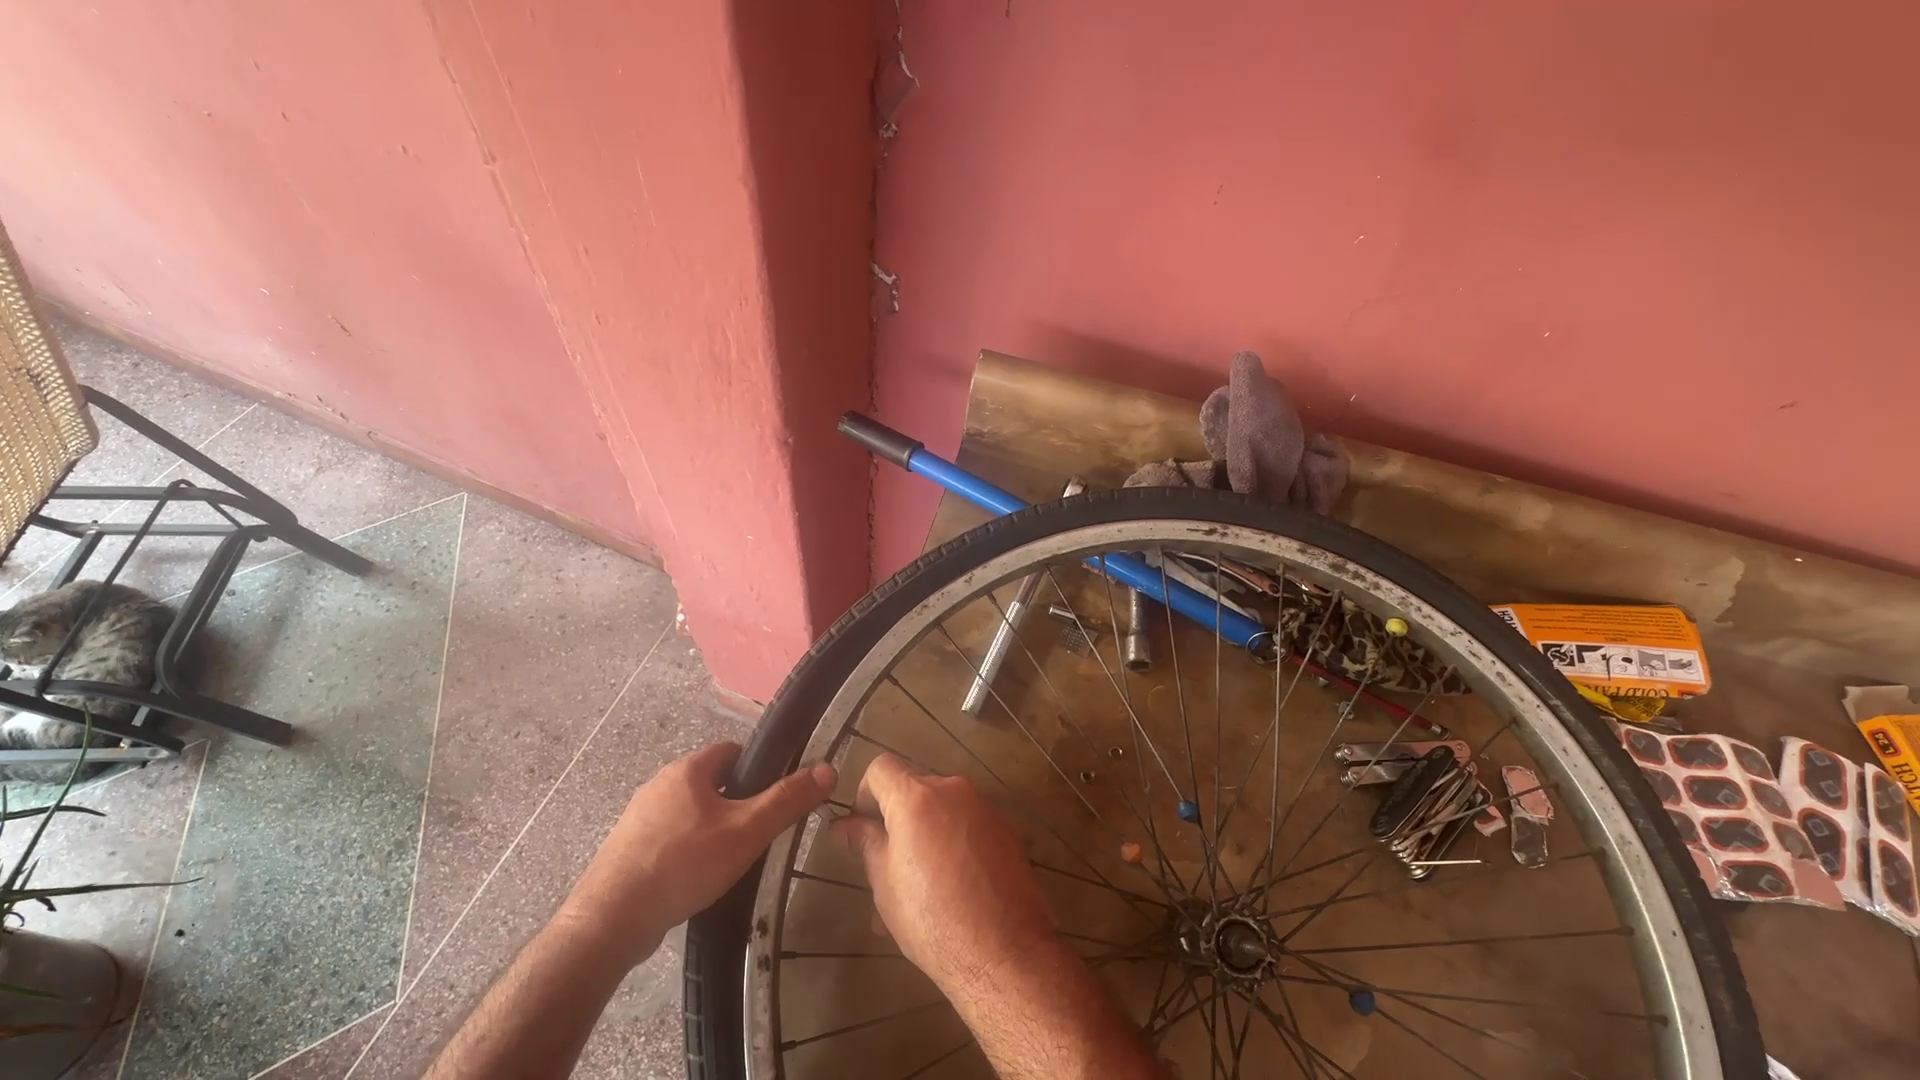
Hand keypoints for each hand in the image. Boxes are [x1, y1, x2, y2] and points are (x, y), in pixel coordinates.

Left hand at [558, 742, 833, 968]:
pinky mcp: (627, 849)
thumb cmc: (685, 864)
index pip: (731, 751)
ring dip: (711, 828)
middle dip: (736, 802)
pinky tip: (697, 879)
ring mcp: (638, 818)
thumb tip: (828, 768)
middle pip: (710, 782)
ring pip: (689, 812)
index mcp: (687, 771)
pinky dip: (687, 851)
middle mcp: (659, 785)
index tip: (776, 795)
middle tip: (758, 832)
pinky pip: (668, 838)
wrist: (612, 918)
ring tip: (731, 860)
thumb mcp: (747, 832)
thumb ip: (787, 800)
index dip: (758, 767)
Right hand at [831, 754, 1054, 998]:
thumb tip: (845, 825)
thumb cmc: (932, 918)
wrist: (1005, 950)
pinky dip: (951, 844)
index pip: (881, 768)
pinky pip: (967, 826)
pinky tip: (949, 889)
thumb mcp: (886, 884)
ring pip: (942, 810)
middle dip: (896, 820)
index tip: (862, 829)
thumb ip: (866, 843)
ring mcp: (985, 808)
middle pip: (914, 789)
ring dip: (923, 836)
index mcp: (916, 797)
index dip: (864, 794)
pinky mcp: (1007, 830)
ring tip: (915, 890)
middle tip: (885, 867)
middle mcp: (953, 790)